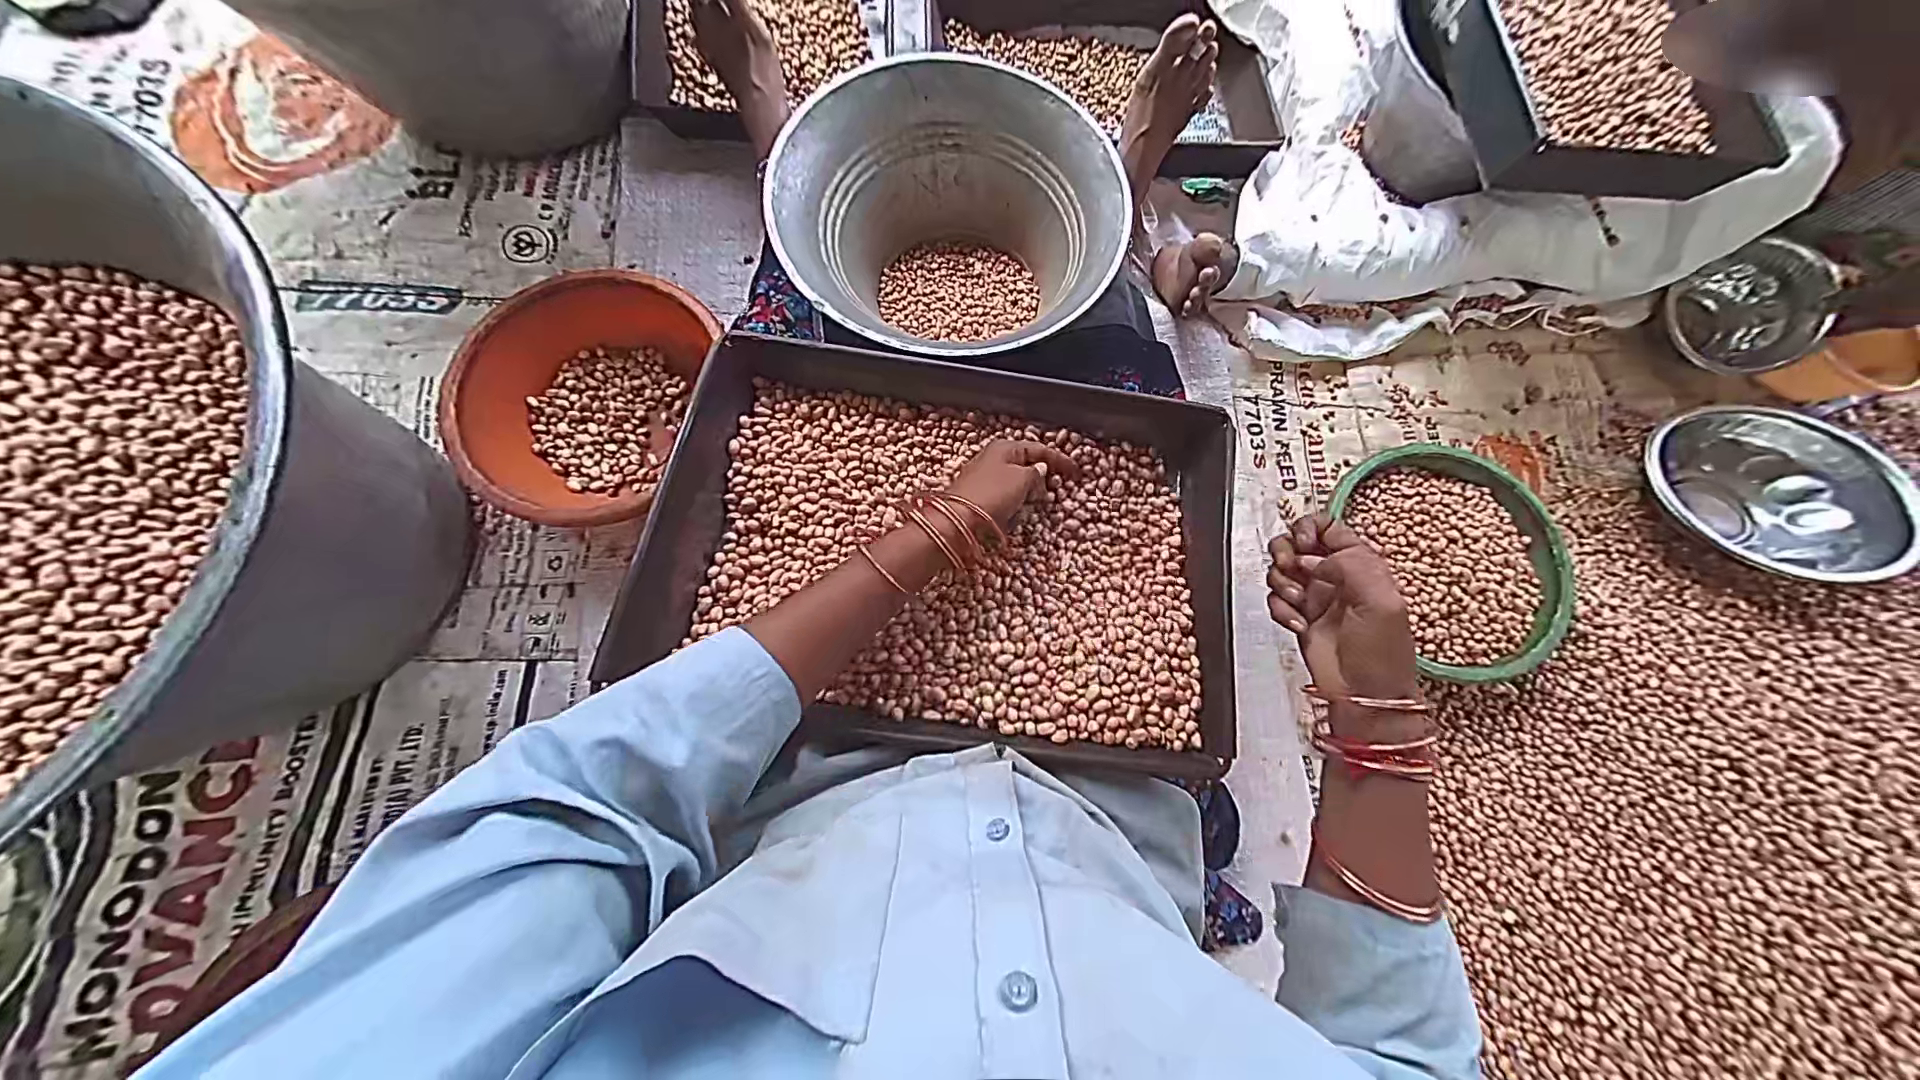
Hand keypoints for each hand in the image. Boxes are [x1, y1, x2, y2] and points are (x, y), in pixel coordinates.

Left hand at [941, 439, 1079, 530]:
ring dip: (1029, 489)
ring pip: (1015, 480)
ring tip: (1039, 500)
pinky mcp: (979, 497)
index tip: (1076, 472)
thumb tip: (1040, 470)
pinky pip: (1005, 495)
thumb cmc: (992, 494)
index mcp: (1004, 448)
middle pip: (1025, 463)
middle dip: (1043, 474)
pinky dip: (1016, 500)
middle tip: (1058, 486)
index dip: (1059, 460)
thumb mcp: (1022, 479)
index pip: (1038, 449)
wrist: (957, 520)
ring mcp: (984, 478)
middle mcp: (993, 459)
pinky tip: (1018, 511)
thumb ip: (1036, 473)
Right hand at [1267, 513, 1417, 700]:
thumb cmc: (1382, 654)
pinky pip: (1274, 599)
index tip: (1304, 545)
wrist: (1364, 696)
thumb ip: (1352, 565)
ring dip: (1281, 583)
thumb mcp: (1382, 602)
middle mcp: (1335, 576)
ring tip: (1297, 602)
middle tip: (1291, 569)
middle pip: (1295, 543)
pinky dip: (1279, 609)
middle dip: (1285, 552)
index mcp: (1361, 565)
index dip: (1310, 528)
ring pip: (1280, 570)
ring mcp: (1314, 597)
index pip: (1329, 527)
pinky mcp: (1297, 616)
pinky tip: (1297, 624)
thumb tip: (1315, 558)